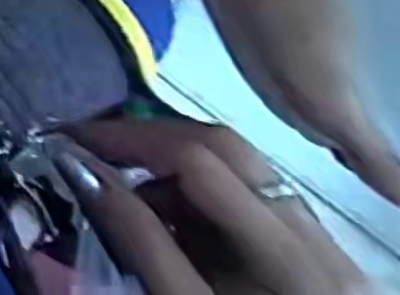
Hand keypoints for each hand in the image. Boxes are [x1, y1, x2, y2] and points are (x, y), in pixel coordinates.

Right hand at [54, 117, 369, 294]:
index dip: (125, 137)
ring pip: (241, 166)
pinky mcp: (321, 262)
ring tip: (125, 185)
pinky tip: (170, 217)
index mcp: (296, 261)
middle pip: (226, 147)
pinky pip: (251, 194)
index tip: (68, 140)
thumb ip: (138, 238)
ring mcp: (330, 252)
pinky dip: (197, 188)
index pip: (197, 158)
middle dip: (148, 138)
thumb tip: (75, 162)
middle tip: (92, 147)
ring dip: (171, 162)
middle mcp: (324, 245)